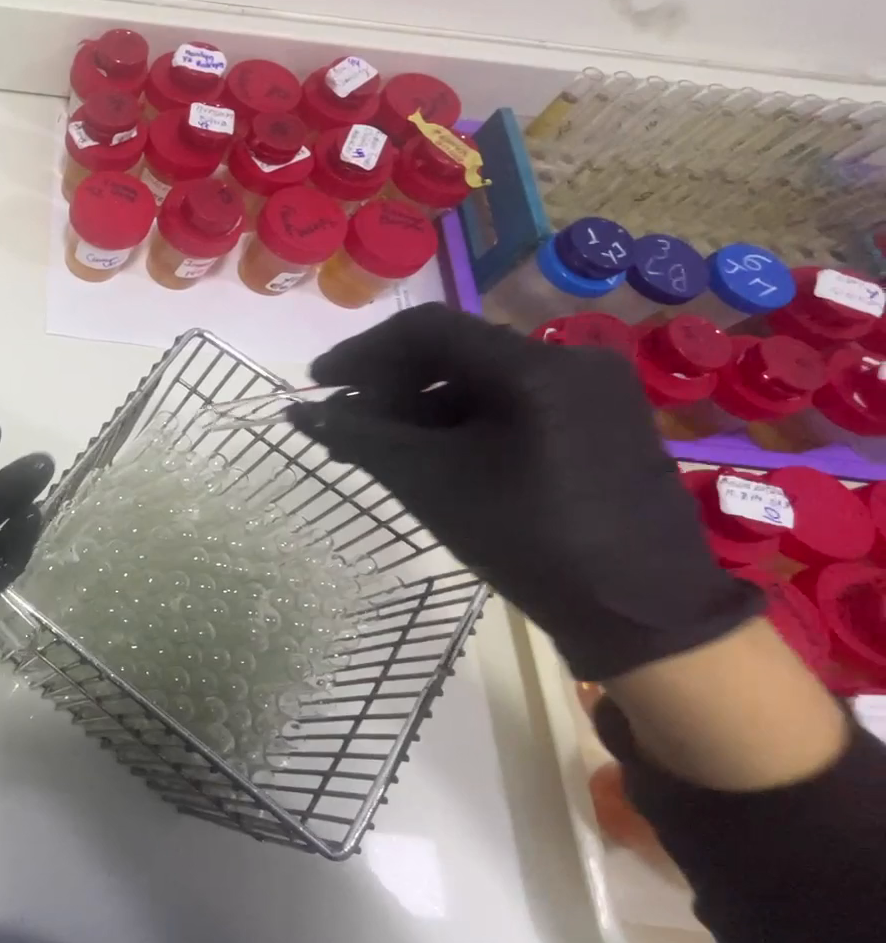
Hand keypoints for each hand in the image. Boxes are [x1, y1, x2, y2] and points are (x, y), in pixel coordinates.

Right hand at [288, 304, 760, 680]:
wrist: (643, 612)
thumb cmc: (528, 541)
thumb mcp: (428, 484)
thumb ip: (358, 438)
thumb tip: (298, 412)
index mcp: (534, 368)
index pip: (425, 330)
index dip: (360, 353)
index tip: (319, 386)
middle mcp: (570, 361)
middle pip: (454, 352)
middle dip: (389, 383)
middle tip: (346, 421)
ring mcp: (594, 389)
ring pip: (481, 378)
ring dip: (421, 405)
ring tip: (382, 446)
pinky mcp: (602, 419)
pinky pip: (513, 401)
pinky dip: (462, 420)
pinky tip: (434, 455)